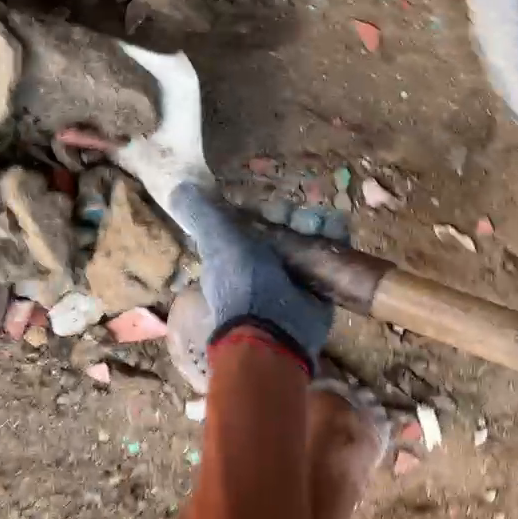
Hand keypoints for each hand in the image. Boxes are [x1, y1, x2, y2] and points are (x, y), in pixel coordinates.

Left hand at [165, 183, 332, 367]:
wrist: (276, 331)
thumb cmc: (244, 285)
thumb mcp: (219, 242)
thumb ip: (203, 215)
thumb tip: (178, 187)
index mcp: (235, 257)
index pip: (250, 224)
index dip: (261, 209)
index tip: (270, 204)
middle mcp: (262, 268)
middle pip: (282, 229)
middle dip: (292, 216)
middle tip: (298, 214)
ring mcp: (292, 280)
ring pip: (307, 240)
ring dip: (315, 224)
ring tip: (322, 218)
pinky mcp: (320, 289)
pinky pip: (331, 256)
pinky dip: (336, 239)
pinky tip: (339, 224)